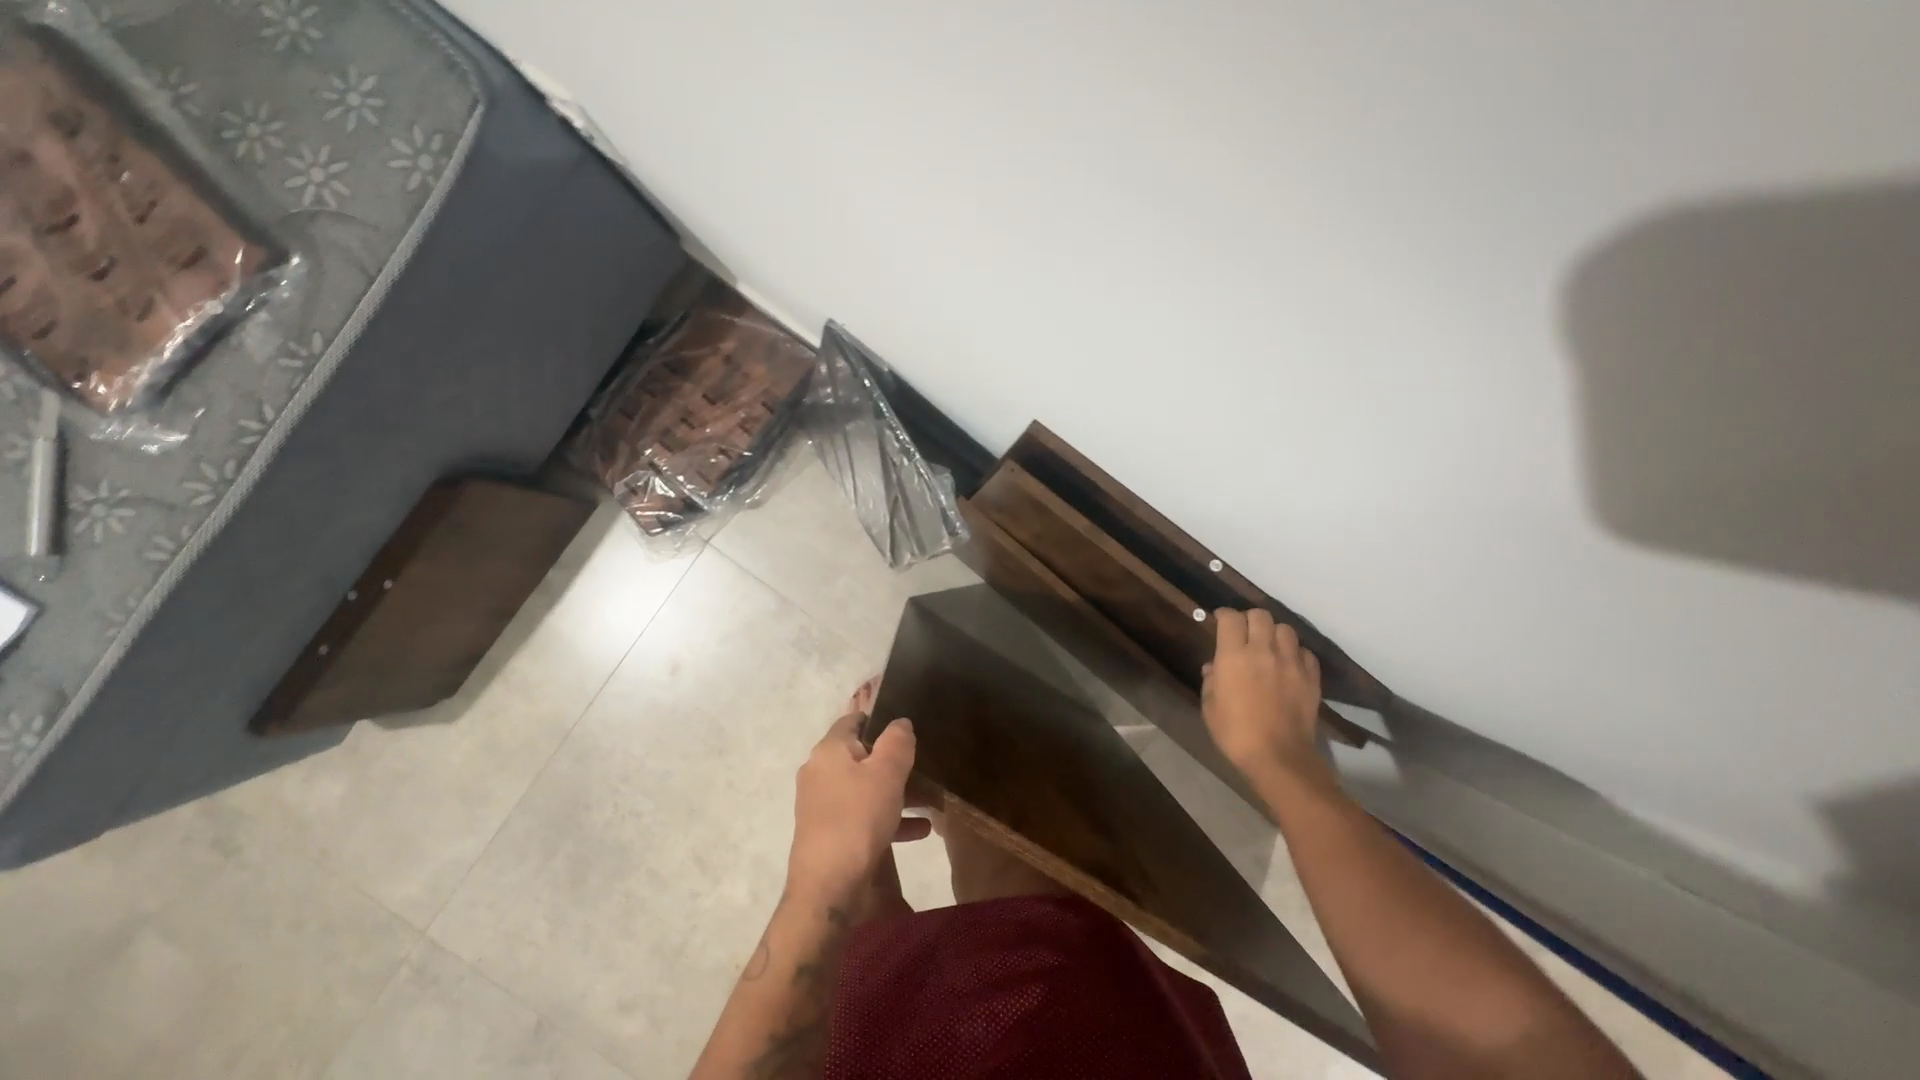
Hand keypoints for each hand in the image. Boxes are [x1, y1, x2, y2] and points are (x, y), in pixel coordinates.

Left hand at [785, 709, 929, 907]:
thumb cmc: (858, 819)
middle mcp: (820, 773)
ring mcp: (822, 805)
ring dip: (897, 793)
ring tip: (931, 801)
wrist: (828, 886)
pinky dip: (889, 818)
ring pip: (865, 788)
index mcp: (828, 751)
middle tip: (926, 766)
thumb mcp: (886, 774)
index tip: (910, 728)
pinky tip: (920, 830)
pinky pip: (863, 816)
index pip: (854, 720)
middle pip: (861, 756)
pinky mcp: (829, 832)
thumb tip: (900, 721)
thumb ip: (896, 742)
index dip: (881, 718)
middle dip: (895, 762)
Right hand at [1202, 609, 1332, 786]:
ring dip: (1274, 633)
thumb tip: (1213, 667)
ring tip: (1269, 646)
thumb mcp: (1210, 707)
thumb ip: (1211, 681)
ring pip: (1285, 629)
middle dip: (1249, 619)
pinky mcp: (1311, 676)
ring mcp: (1291, 662)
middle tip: (1244, 632)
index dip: (1223, 615)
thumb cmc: (1235, 733)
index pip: (1230, 618)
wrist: (1278, 756)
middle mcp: (1264, 650)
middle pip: (1260, 615)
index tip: (1219, 621)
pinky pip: (1304, 652)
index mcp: (1234, 656)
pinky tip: (1289, 665)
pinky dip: (1295, 653)